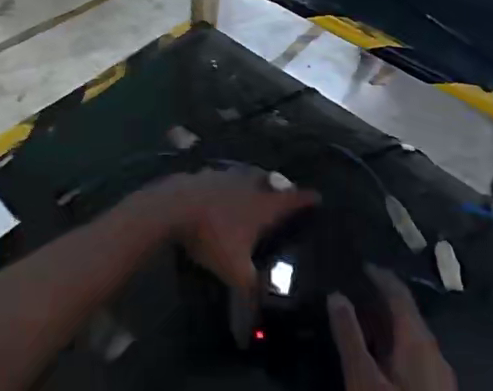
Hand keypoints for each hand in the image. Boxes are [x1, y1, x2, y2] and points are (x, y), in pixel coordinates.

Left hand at [131, 169, 318, 298]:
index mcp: (263, 205)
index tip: (318, 197)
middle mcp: (249, 185)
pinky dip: (230, 182)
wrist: (173, 206)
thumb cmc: (211, 237)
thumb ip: (251, 290)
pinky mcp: (206, 174)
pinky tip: (224, 189)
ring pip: (248, 174)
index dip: (307, 199)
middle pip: (271, 181)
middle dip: (281, 187)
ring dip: (255, 180)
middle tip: (286, 194)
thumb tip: (257, 320)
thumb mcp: (235, 272)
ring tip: (258, 188)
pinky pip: (226, 176)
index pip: (293, 200)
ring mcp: (226, 175)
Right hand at [329, 266, 455, 390]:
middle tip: (347, 289)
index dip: (378, 275)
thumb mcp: (362, 378)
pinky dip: (391, 346)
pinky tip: (372, 355)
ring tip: (353, 319)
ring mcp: (439, 378)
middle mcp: (434, 354)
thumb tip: (337, 294)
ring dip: (383, 325)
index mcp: (419, 342)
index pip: (399, 293)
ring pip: (410, 338)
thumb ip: (349, 334)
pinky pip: (413, 358)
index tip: (355, 263)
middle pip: (406, 315)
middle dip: (377, 301)